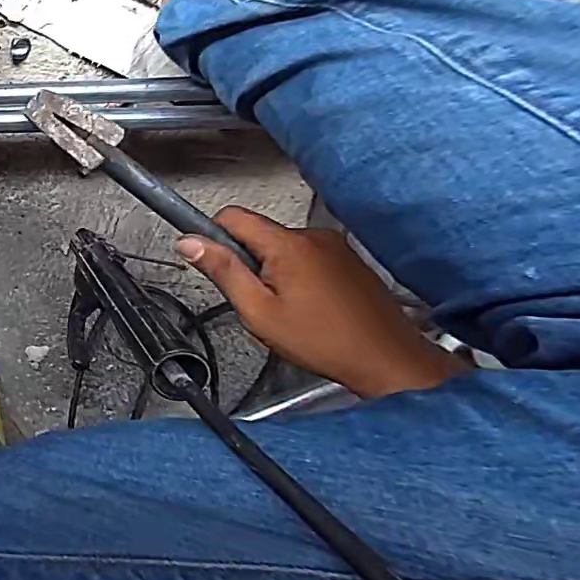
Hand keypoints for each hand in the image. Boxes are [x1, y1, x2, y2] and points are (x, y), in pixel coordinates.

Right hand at [175, 207, 463, 396]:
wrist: (389, 362)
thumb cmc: (326, 342)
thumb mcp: (258, 311)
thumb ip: (222, 271)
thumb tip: (190, 242)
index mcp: (289, 246)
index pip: (232, 216)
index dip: (213, 236)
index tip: (211, 260)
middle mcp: (314, 237)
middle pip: (256, 232)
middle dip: (246, 260)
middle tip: (255, 298)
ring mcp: (334, 246)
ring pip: (279, 246)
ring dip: (271, 269)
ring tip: (284, 305)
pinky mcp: (347, 259)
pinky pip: (304, 254)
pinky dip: (295, 274)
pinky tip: (306, 304)